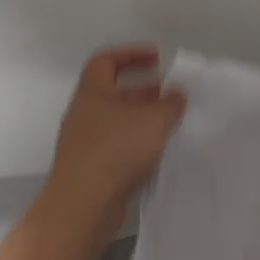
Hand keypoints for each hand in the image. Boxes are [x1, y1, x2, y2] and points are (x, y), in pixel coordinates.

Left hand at [39, 45, 186, 242]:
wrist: (82, 205)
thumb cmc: (115, 150)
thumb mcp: (152, 120)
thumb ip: (170, 104)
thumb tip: (177, 94)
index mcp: (92, 92)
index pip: (107, 60)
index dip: (132, 54)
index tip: (157, 58)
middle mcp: (85, 113)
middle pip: (114, 91)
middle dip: (143, 90)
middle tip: (169, 93)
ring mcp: (85, 142)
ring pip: (117, 121)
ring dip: (142, 118)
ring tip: (169, 122)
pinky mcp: (91, 168)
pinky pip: (117, 145)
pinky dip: (137, 142)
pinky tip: (157, 151)